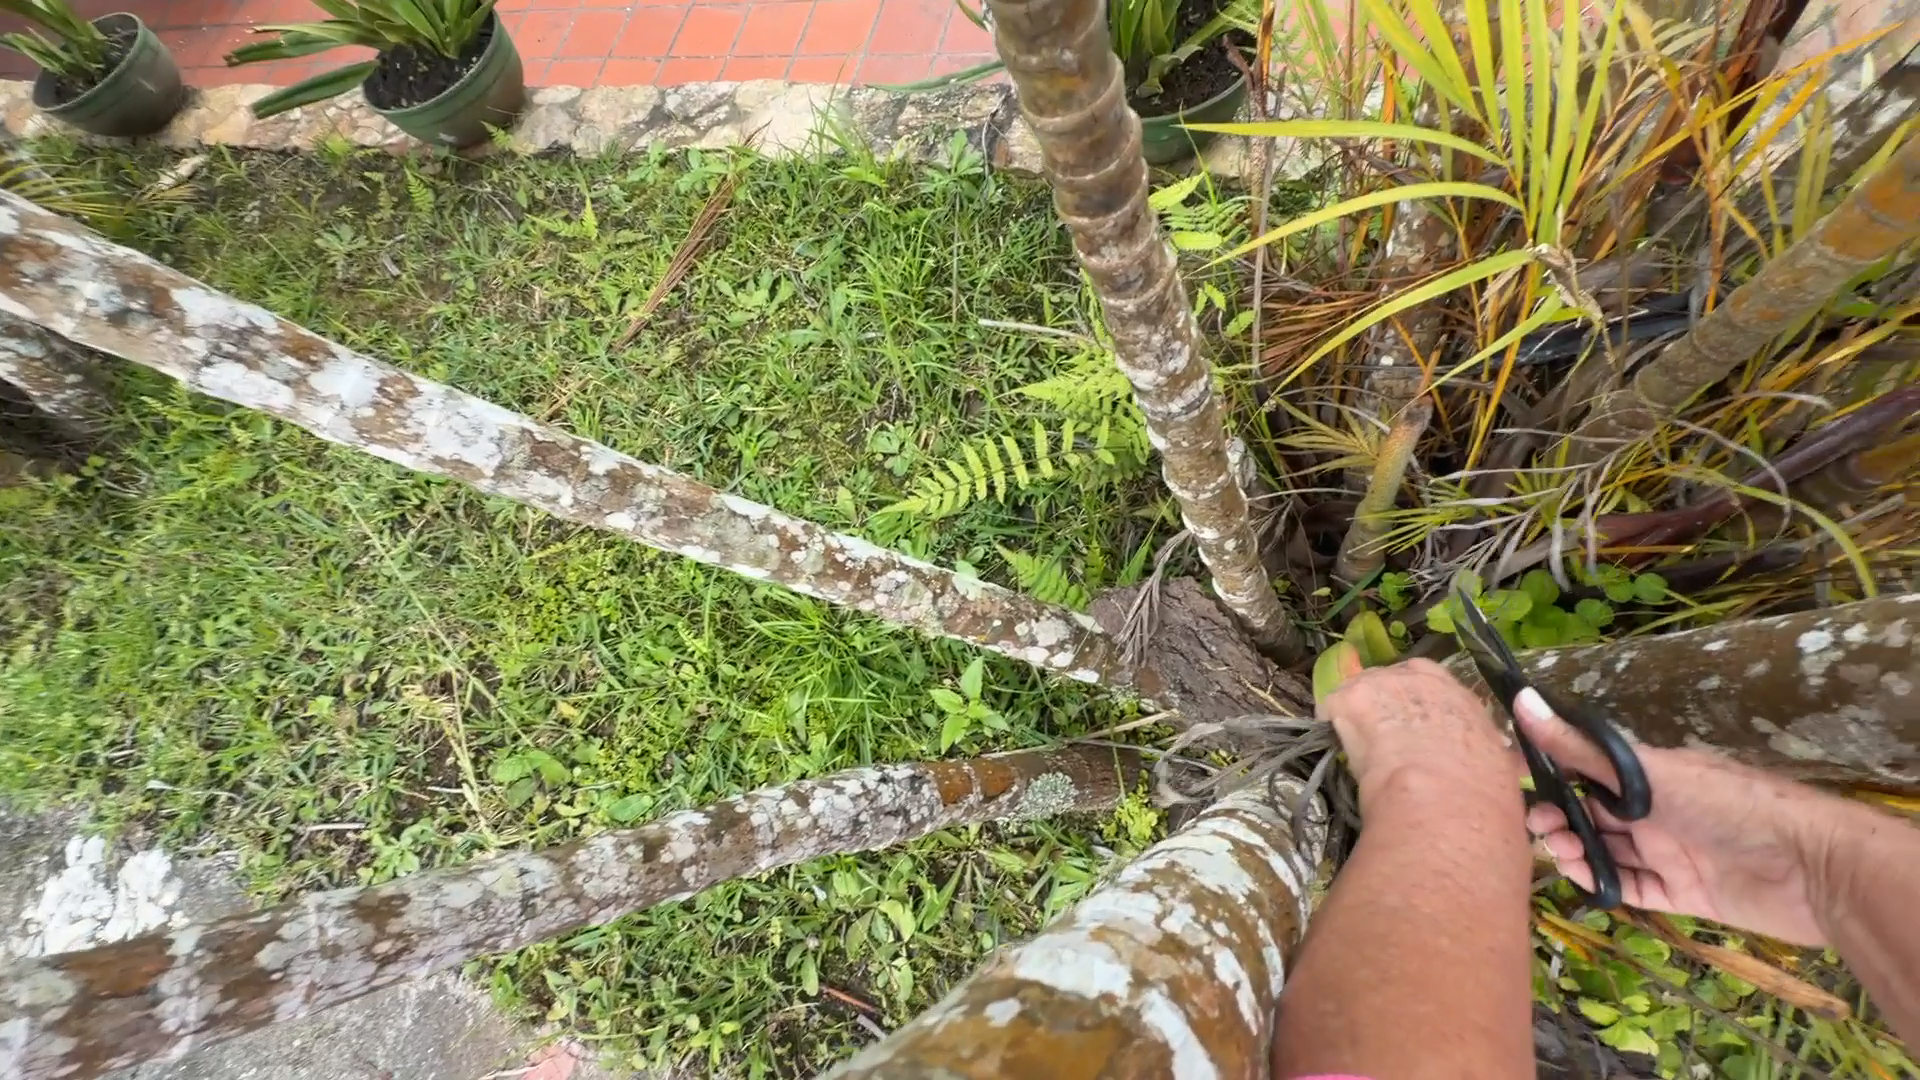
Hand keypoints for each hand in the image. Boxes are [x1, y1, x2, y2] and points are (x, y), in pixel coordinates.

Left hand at [1320, 659, 1513, 804]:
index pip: (1424, 684)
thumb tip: (1482, 754)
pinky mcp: (1344, 698)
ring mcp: (1374, 681)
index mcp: (1451, 685)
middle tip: (1384, 742)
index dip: (1412, 707)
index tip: (1409, 728)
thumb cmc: (1478, 786)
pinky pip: (1331, 710)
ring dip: (1356, 717)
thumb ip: (1478, 742)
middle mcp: (1412, 673)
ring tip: (1365, 751)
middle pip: (1386, 685)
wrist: (1441, 795)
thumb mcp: (1494, 756)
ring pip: (1357, 694)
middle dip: (1381, 708)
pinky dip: (1333, 729)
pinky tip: (1344, 751)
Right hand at [1515, 688, 1849, 944]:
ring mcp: (1663, 852)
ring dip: (1570, 847)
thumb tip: (1521, 698)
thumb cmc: (1725, 804)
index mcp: (1640, 778)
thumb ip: (1576, 746)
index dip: (1543, 774)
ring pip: (1600, 849)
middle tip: (1537, 824)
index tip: (1510, 780)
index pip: (1577, 770)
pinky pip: (1626, 885)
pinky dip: (1599, 881)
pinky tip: (1582, 875)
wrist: (1814, 870)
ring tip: (1558, 849)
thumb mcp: (1642, 771)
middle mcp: (1647, 812)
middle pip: (1583, 813)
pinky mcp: (1678, 891)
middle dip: (1552, 816)